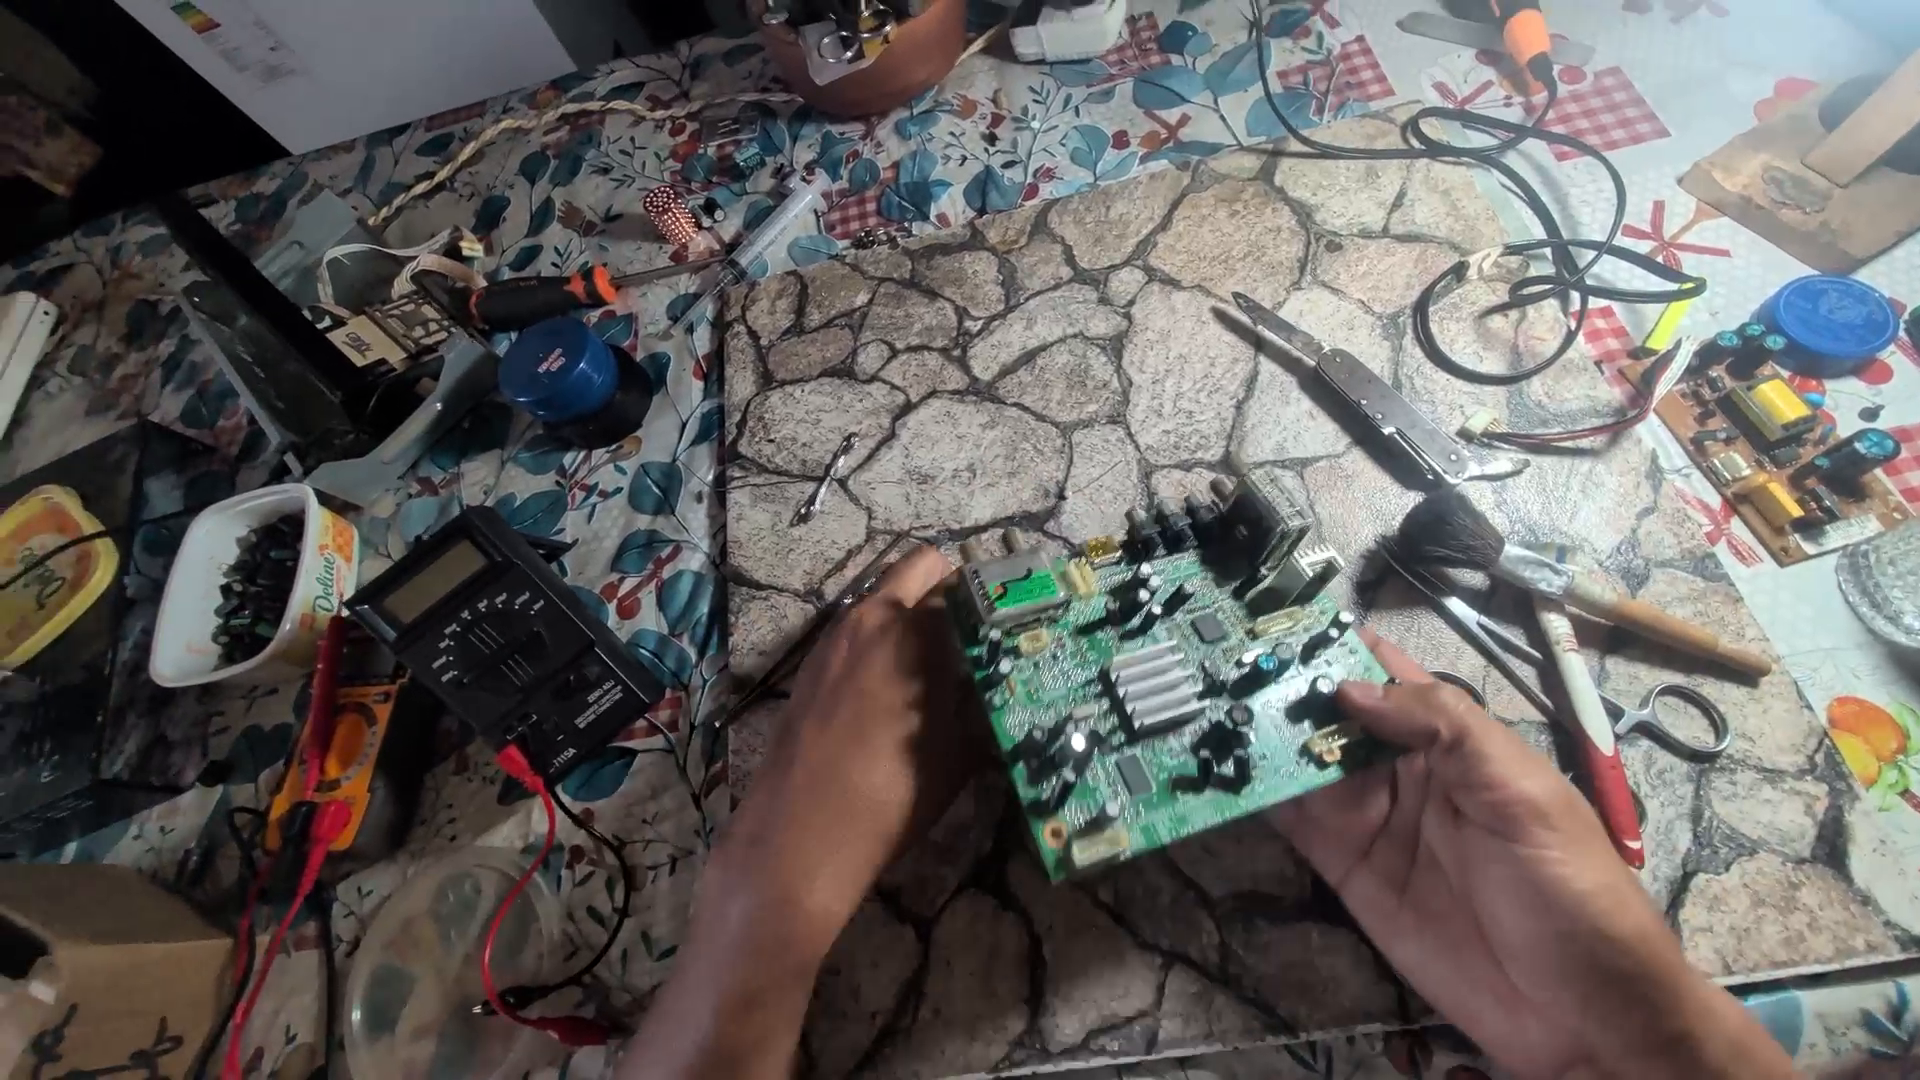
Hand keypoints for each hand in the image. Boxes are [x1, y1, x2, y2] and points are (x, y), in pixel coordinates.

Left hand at [627, 546, 984, 1079]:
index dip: (990, 599)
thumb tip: (999, 682)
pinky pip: (857, 628)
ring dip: (912, 611)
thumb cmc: (890, 796)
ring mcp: (833, 637)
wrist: (797, 837)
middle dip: (950, 587)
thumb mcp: (957, 755)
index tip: (1006, 621)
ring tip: (937, 658)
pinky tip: (893, 684)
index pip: (962, 585)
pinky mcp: (810, 663)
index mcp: (913, 631)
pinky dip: (881, 636)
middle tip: (974, 629)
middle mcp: (870, 618)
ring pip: (884, 597)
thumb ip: (980, 705)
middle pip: (918, 569)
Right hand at [1268, 631, 1792, 1079]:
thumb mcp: (1523, 795)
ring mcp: (1364, 814)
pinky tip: (1216, 770)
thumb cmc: (1569, 891)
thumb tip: (1346, 687)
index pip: (1382, 675)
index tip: (1276, 622)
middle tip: (1217, 663)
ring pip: (1299, 760)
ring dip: (1255, 735)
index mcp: (1447, 740)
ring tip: (1202, 707)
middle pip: (1327, 714)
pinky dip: (1252, 794)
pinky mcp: (1340, 861)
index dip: (1334, 645)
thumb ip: (1444, 728)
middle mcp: (1397, 767)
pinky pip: (1289, 818)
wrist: (1582, 1020)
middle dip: (1278, 688)